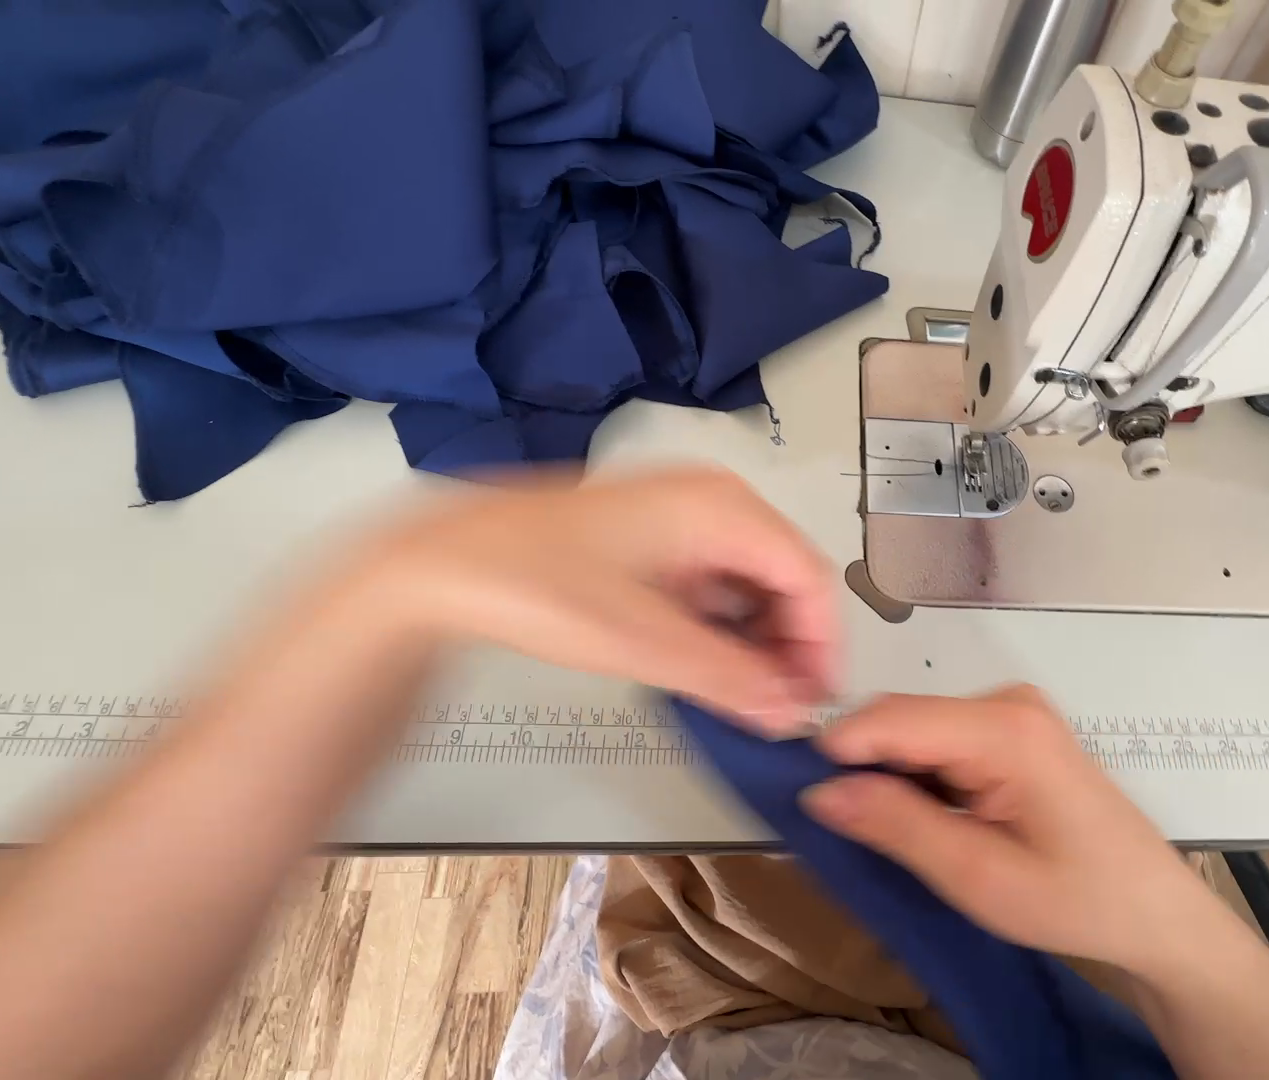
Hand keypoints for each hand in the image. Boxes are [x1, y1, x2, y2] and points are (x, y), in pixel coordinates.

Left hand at [357, 466, 837, 733]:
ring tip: (745, 694)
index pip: (809, 577)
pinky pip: (717, 583)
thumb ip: (729, 679)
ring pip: (753, 582)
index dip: (822, 644)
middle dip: (790, 645)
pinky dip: (724, 626)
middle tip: (779, 707)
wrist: (446, 562)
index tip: (815, 702)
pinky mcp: (661, 538)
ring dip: (758, 639)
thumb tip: (790, 713)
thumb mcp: (643, 643)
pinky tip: (708, 663)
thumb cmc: (539, 584)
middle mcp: (714, 501)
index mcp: (722, 508)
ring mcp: (685, 516)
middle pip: (785, 577)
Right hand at [803, 685, 1195, 966]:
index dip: (838, 749)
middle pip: (902, 719)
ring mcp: (1011, 711)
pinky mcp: (1011, 729)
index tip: (796, 790)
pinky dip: (917, 775)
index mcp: (1004, 729)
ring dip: (888, 774)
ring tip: (878, 830)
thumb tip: (820, 791)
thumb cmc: (1076, 900)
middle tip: (833, 824)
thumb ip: (897, 826)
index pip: (893, 717)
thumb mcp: (978, 877)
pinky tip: (920, 816)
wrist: (1153, 912)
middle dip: (862, 765)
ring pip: (916, 730)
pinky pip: (940, 739)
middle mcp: (1006, 702)